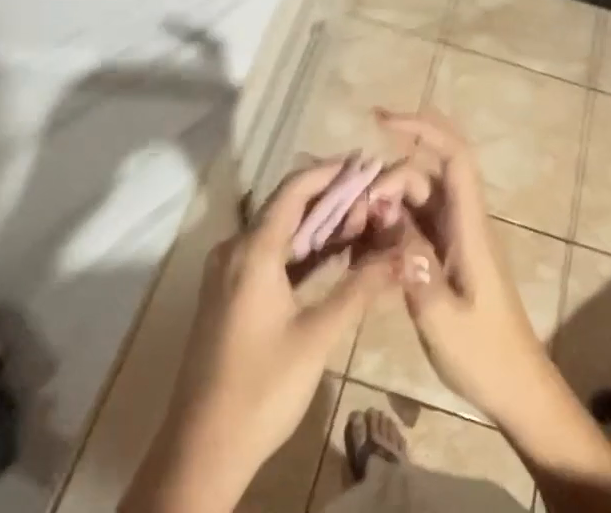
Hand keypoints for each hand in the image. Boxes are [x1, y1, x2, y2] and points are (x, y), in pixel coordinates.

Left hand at [125, 161, 410, 512]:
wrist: (204, 445)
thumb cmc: (262, 387)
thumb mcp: (317, 335)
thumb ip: (361, 287)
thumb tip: (406, 254)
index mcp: (251, 251)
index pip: (294, 190)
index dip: (332, 172)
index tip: (369, 164)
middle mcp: (234, 252)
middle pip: (286, 208)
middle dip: (332, 200)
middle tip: (377, 196)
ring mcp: (229, 275)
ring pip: (279, 234)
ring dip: (319, 227)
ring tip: (366, 221)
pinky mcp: (231, 297)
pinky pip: (271, 258)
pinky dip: (303, 253)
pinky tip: (335, 256)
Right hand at [379, 111, 557, 424]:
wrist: (516, 388)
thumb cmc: (486, 355)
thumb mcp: (444, 320)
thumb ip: (415, 269)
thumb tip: (387, 220)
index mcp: (470, 229)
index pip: (454, 157)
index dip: (423, 128)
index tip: (380, 120)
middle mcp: (462, 224)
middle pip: (424, 176)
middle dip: (387, 180)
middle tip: (354, 215)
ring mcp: (453, 240)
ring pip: (415, 200)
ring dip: (383, 205)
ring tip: (351, 231)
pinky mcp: (443, 258)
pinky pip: (411, 226)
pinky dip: (386, 227)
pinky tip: (362, 248)